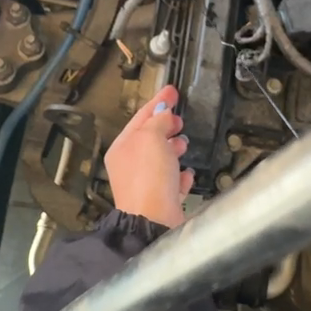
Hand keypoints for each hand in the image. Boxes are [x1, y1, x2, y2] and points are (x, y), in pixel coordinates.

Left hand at [105, 85, 193, 227]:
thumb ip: (158, 121)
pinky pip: (171, 183)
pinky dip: (179, 175)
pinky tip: (187, 173)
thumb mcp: (151, 136)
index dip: (158, 101)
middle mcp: (130, 165)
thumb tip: (164, 114)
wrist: (153, 221)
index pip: (141, 117)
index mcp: (122, 147)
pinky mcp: (160, 201)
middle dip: (166, 126)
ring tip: (184, 143)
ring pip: (161, 159)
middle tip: (180, 119)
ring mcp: (144, 184)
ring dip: (173, 148)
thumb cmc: (148, 175)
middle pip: (150, 138)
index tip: (173, 90)